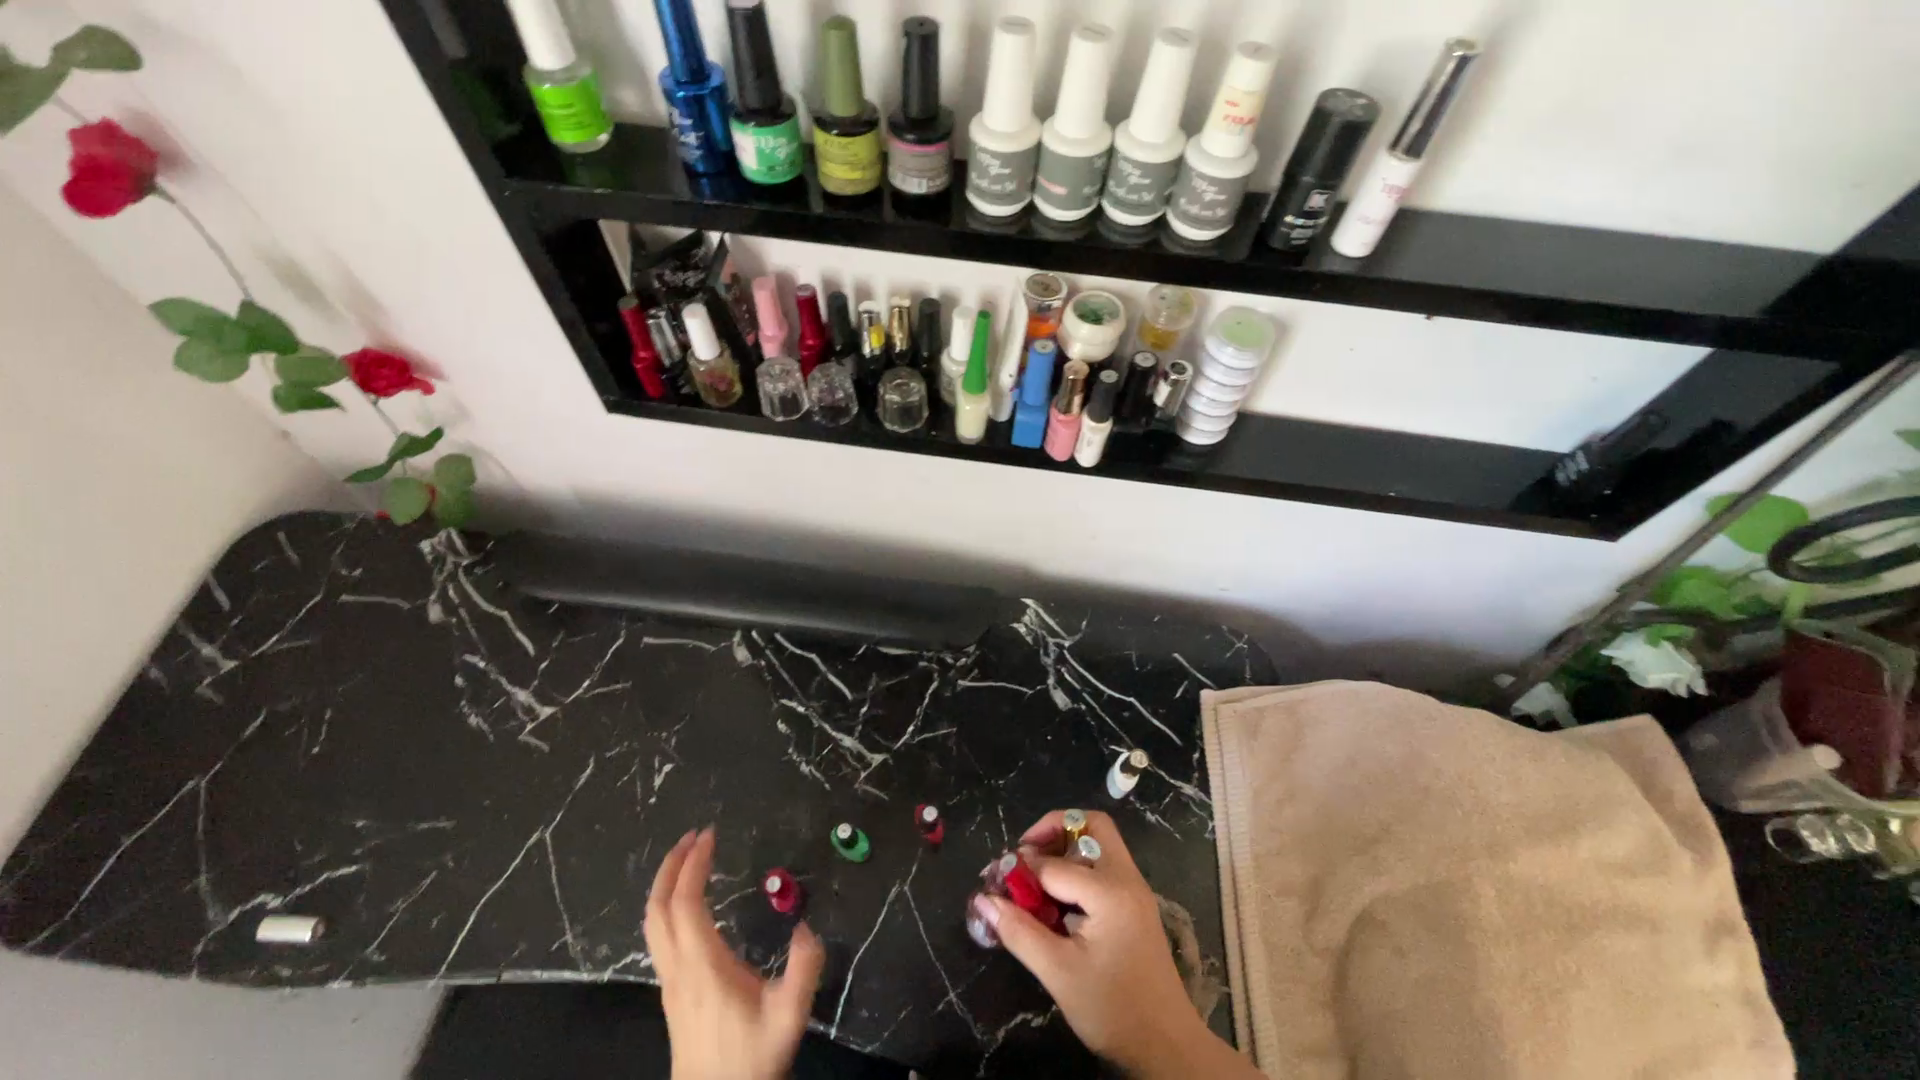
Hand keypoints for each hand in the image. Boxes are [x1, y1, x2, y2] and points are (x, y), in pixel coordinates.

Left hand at [644, 827, 825, 1079]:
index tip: (709, 835)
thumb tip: (807, 928)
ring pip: (651, 923)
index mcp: (702, 966)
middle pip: (657, 907)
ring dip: (664, 884)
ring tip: (687, 860)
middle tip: (693, 836)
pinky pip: (658, 936)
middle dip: (671, 865)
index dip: (694, 865)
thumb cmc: (751, 1057)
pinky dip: (666, 907)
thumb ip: (804, 969)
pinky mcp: (671, 993)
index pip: (686, 903)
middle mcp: (678, 968)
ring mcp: (669, 981)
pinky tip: (686, 905)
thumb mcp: (789, 1015)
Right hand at [979, 811, 1258, 1079]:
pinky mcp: (1135, 907)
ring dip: (1065, 850)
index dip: (1018, 872)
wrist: (1167, 1047)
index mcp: (1110, 891)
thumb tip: (983, 899)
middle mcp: (1126, 879)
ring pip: (1099, 844)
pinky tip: (1055, 903)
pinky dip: (1078, 870)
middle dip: (1052, 831)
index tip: (992, 885)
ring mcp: (1135, 892)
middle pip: (1091, 825)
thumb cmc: (1112, 1009)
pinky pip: (1104, 868)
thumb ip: (1018, 931)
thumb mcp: (1058, 972)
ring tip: (1034, 881)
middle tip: (1023, 857)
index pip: (1053, 864)